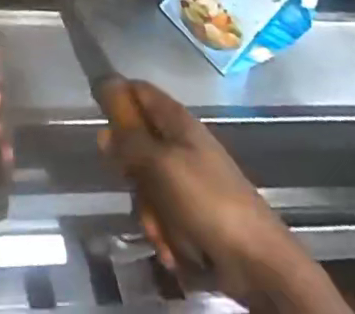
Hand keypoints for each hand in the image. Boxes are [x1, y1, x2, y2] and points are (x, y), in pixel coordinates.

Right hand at [100, 80, 349, 313]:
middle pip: (135, 142)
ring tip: (163, 228)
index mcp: (177, 121)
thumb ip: (129, 143)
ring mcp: (187, 179)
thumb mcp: (160, 165)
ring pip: (144, 183)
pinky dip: (164, 231)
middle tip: (133, 183)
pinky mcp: (192, 212)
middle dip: (130, 171)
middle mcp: (180, 144)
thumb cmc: (208, 202)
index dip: (116, 96)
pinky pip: (161, 213)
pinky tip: (175, 247)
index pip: (138, 91)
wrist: (258, 263)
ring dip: (148, 210)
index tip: (96, 117)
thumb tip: (104, 128)